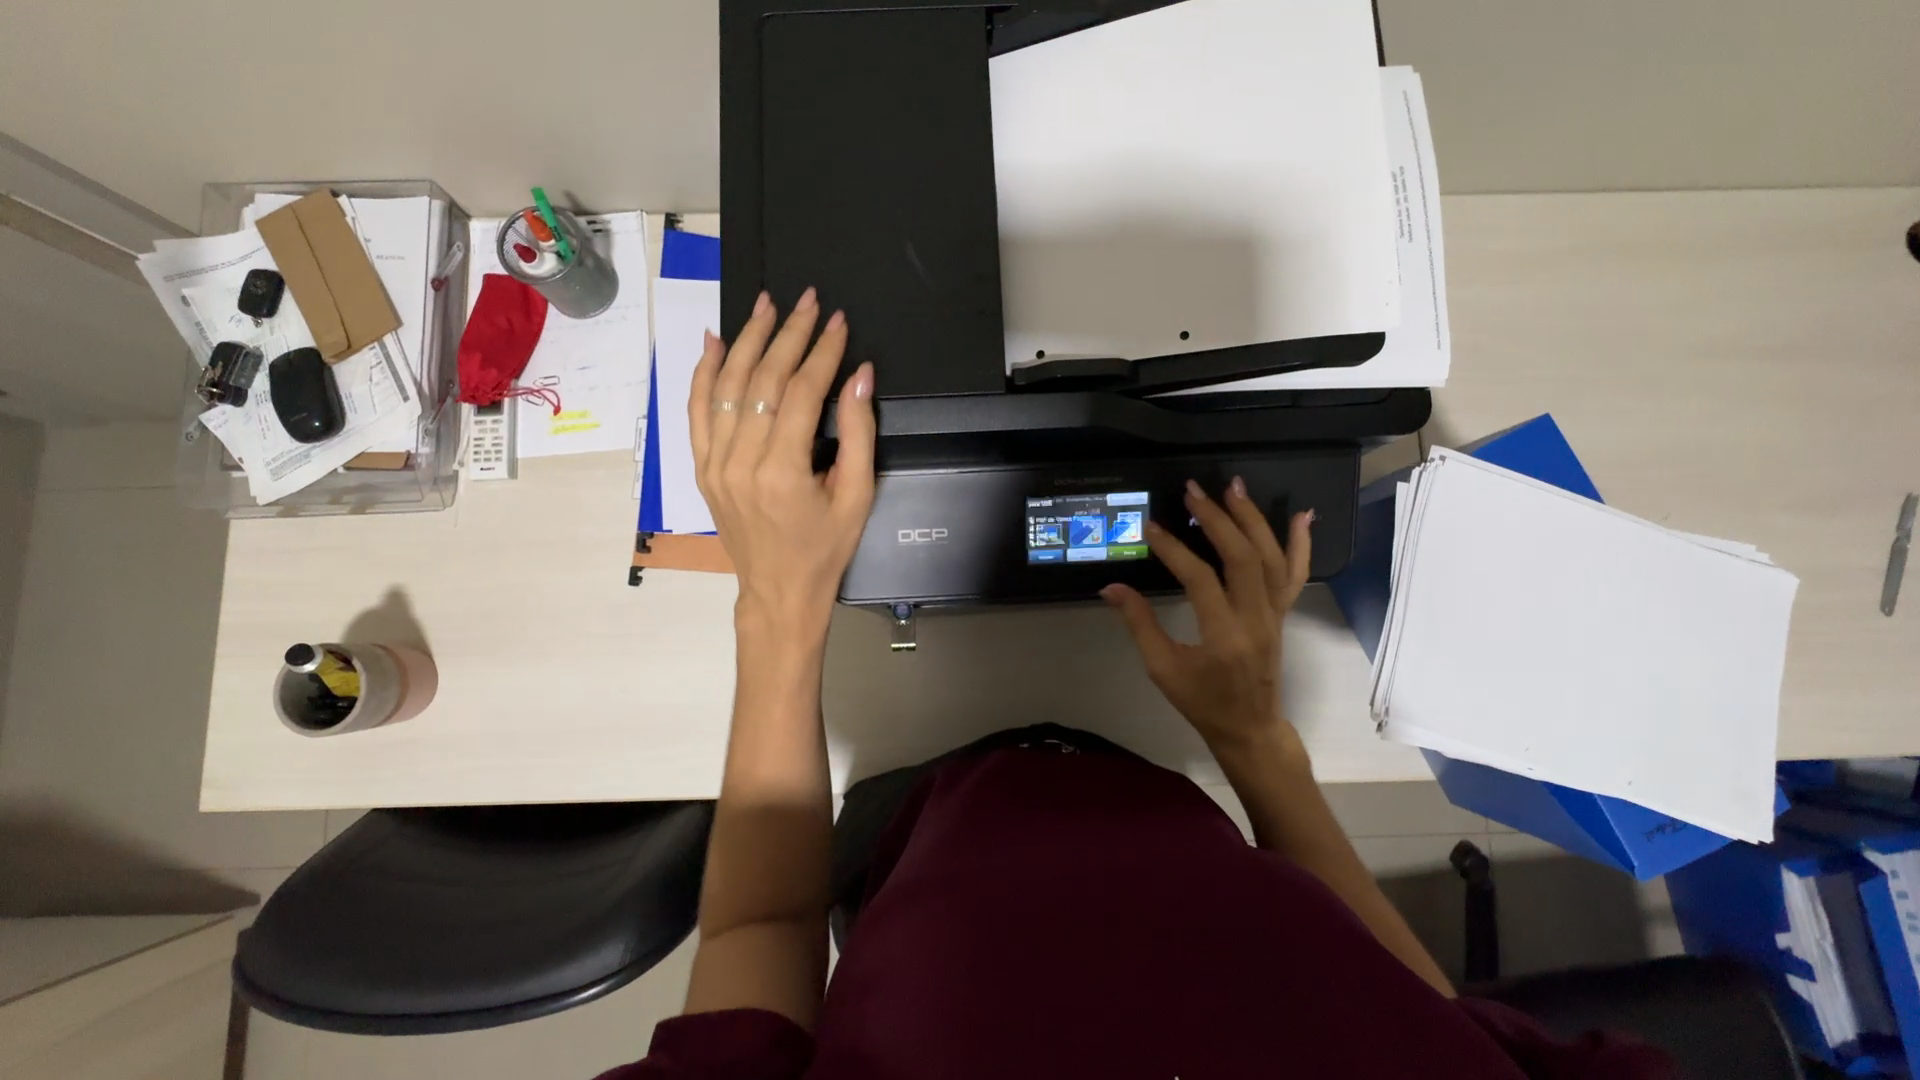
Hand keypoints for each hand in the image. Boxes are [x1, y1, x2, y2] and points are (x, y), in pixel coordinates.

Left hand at [689, 288, 876, 637]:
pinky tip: (715, 340)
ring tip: (766, 305)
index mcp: (782, 471)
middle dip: (787, 335)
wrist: (779, 590)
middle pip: (761, 380)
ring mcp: (714, 463)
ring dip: (746, 340)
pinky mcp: (702, 466)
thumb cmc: (825, 548)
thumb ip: (857, 433)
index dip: (822, 352)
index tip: (839, 322)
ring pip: (726, 386)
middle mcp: (739, 462)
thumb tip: (859, 375)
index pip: (800, 392)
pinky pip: (697, 409)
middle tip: (808, 301)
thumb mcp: (856, 495)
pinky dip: (704, 372)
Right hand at [1102, 479, 1313, 751]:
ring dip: (1253, 519)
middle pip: (1243, 558)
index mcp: (1223, 636)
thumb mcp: (1162, 668)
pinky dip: (1301, 543)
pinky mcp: (1283, 613)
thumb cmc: (1201, 702)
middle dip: (1218, 519)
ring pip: (1271, 558)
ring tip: (1233, 487)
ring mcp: (1275, 614)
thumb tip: (1111, 587)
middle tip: (1193, 491)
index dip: (1174, 550)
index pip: (1200, 580)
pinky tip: (1301, 514)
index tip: (1151, 526)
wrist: (1249, 727)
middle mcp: (1256, 619)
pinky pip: (1296, 574)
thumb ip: (1139, 624)